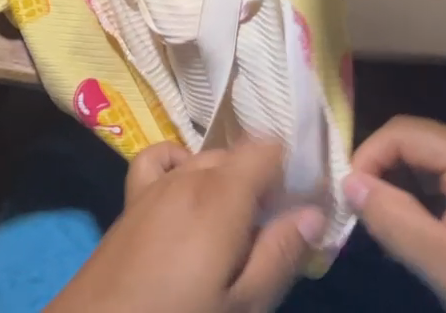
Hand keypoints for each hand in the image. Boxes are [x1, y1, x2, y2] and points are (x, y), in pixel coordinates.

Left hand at [47, 139, 324, 312]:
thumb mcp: (243, 304)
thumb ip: (280, 254)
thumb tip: (314, 212)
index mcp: (222, 194)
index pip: (269, 148)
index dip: (294, 168)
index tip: (306, 203)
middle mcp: (190, 174)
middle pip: (239, 156)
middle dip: (264, 182)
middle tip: (277, 230)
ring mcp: (157, 182)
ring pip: (206, 160)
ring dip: (229, 181)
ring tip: (239, 227)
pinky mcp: (132, 197)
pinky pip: (161, 159)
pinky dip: (181, 164)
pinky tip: (188, 196)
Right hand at [346, 116, 445, 312]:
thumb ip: (396, 220)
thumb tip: (348, 183)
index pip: (407, 133)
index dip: (370, 156)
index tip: (346, 198)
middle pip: (419, 146)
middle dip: (384, 174)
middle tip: (357, 213)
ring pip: (431, 168)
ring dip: (402, 191)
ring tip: (378, 224)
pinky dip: (424, 205)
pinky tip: (411, 233)